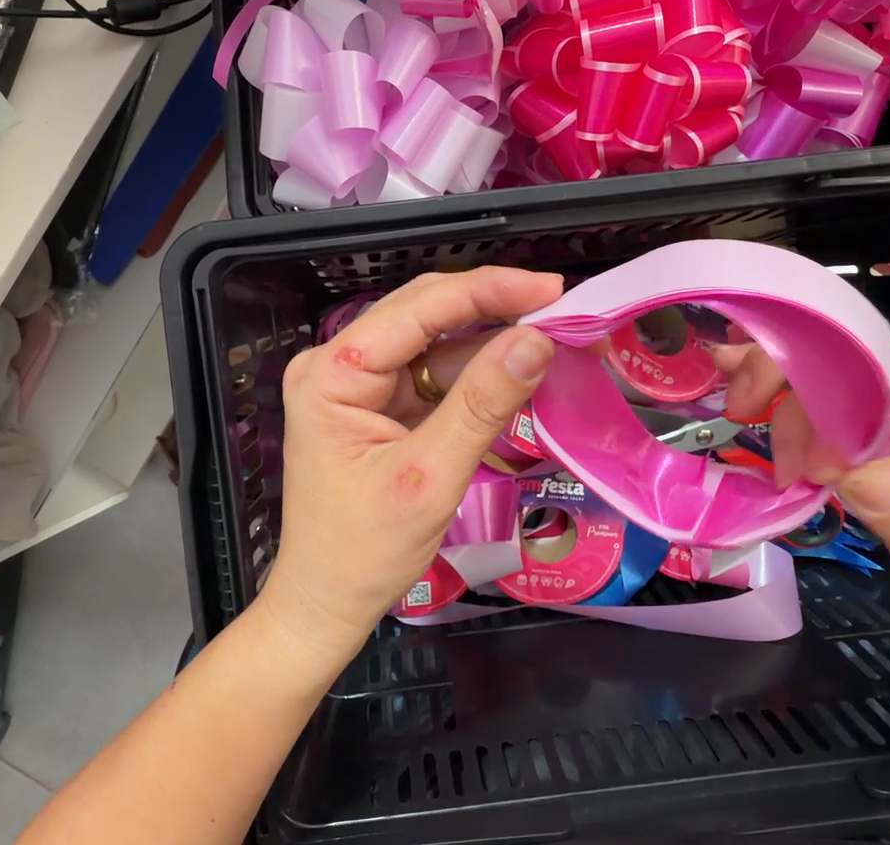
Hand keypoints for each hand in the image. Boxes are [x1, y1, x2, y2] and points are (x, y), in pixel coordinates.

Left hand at [260, 268, 561, 660]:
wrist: (328, 601)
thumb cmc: (365, 551)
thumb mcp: (430, 477)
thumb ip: (483, 404)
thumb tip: (537, 340)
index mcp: (332, 373)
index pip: (417, 310)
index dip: (488, 291)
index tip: (551, 288)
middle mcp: (337, 364)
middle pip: (425, 315)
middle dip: (493, 309)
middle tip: (561, 308)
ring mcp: (356, 383)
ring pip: (434, 342)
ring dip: (491, 340)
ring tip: (553, 337)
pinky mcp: (377, 403)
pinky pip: (433, 373)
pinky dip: (476, 373)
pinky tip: (518, 367)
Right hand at [716, 345, 889, 689]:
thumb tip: (851, 471)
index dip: (860, 406)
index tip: (806, 458)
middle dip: (815, 386)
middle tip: (747, 413)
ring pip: (865, 377)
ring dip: (798, 387)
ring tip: (741, 400)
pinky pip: (854, 406)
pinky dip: (803, 401)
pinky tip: (757, 388)